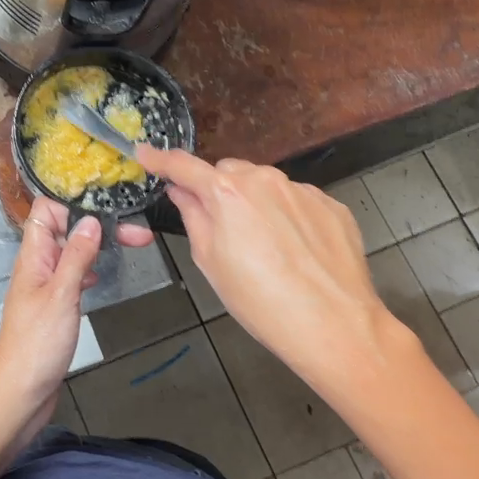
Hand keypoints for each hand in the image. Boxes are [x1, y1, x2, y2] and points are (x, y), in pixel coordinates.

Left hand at [0, 198, 151, 434]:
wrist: (21, 393)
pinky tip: (101, 274)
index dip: (72, 201)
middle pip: (64, 229)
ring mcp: (44, 287)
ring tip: (131, 244)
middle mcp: (36, 267)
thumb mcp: (61, 295)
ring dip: (97, 245)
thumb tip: (90, 221)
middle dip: (97, 224)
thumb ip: (76, 257)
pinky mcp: (53, 306)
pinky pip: (71, 275)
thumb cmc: (36, 347)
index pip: (45, 211)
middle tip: (137, 232)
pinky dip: (89, 269)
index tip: (106, 203)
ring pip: (71, 252)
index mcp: (32, 258)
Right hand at [136, 146, 414, 391]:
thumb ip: (193, 217)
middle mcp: (266, 181)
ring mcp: (303, 191)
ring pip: (265, 185)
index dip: (160, 160)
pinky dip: (287, 216)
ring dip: (255, 203)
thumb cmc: (261, 301)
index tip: (144, 153)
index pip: (184, 166)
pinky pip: (297, 201)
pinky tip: (294, 252)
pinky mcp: (332, 206)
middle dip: (218, 190)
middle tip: (219, 227)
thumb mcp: (210, 262)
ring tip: (263, 247)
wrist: (334, 325)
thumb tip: (182, 193)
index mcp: (227, 194)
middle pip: (229, 172)